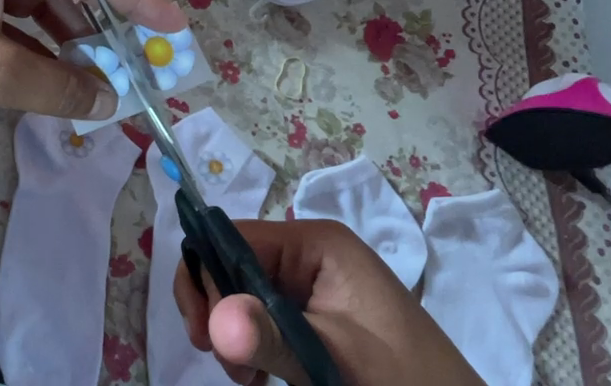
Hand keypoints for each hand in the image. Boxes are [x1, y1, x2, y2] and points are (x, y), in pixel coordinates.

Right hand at [174, 219, 482, 385]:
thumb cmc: (408, 383)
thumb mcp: (336, 361)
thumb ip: (273, 339)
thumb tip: (216, 324)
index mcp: (316, 243)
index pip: (231, 238)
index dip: (206, 278)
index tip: (202, 333)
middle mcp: (308, 252)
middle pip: (230, 264)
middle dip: (218, 311)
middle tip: (227, 362)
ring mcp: (311, 284)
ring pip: (240, 293)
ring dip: (231, 332)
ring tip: (246, 375)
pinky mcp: (314, 315)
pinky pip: (261, 315)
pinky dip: (250, 342)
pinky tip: (258, 373)